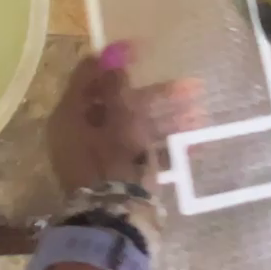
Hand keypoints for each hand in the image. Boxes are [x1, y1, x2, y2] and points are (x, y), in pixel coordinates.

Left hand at [46, 42, 201, 193]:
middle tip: (190, 86)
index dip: (114, 60)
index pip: (88, 76)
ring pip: (137, 125)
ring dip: (169, 117)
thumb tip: (113, 54)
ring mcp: (102, 154)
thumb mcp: (117, 118)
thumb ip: (116, 86)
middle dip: (158, 94)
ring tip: (201, 114)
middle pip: (120, 102)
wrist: (114, 219)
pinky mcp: (120, 172)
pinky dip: (166, 142)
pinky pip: (143, 149)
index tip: (142, 49)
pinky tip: (194, 138)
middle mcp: (81, 132)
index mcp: (70, 116)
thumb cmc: (112, 161)